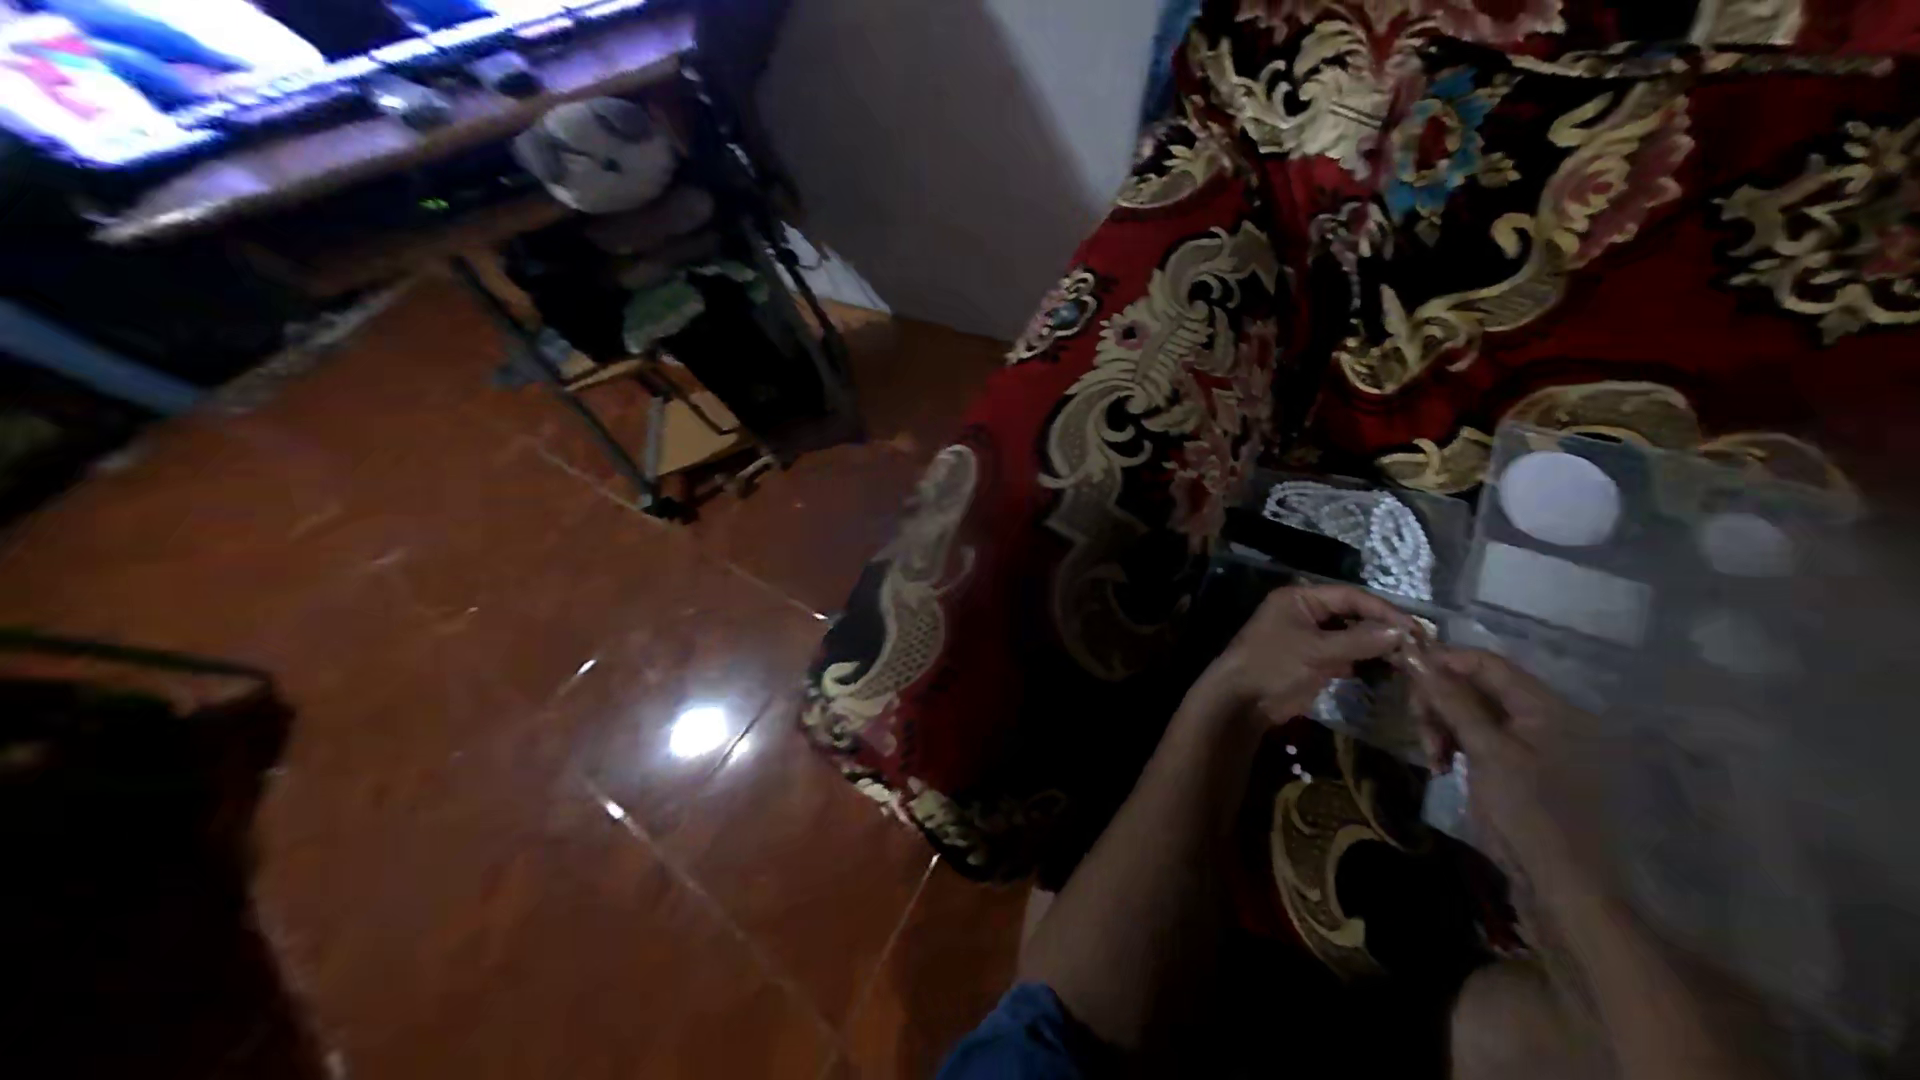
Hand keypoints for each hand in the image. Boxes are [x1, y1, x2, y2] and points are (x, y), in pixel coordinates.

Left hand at [1199, 583, 1415, 723]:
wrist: (1243, 700)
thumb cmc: (1272, 665)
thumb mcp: (1316, 650)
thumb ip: (1359, 640)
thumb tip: (1402, 631)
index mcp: (1300, 598)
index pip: (1350, 596)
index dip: (1382, 610)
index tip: (1414, 627)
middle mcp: (1306, 613)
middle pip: (1353, 615)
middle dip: (1383, 628)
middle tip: (1419, 644)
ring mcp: (1311, 638)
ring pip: (1353, 636)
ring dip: (1378, 646)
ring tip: (1412, 658)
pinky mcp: (1315, 661)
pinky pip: (1347, 656)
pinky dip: (1367, 662)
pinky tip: (1392, 670)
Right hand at [1402, 647, 1597, 892]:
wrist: (1555, 880)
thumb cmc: (1528, 810)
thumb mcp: (1486, 750)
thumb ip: (1452, 700)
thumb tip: (1414, 655)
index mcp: (1545, 706)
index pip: (1485, 663)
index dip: (1442, 661)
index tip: (1401, 672)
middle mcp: (1536, 715)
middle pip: (1470, 684)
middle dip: (1437, 701)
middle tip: (1420, 727)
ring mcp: (1522, 740)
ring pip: (1463, 710)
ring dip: (1439, 726)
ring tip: (1433, 755)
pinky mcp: (1506, 761)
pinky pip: (1468, 734)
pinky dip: (1448, 744)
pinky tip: (1439, 765)